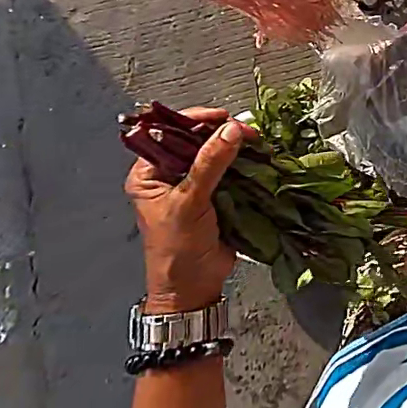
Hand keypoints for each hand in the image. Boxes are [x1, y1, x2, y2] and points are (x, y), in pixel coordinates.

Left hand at [124, 108, 252, 313]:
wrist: (194, 290)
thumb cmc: (177, 251)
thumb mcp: (189, 202)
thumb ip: (209, 164)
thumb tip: (231, 130)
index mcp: (149, 172)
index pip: (170, 134)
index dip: (195, 121)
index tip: (222, 117)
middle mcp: (168, 174)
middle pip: (195, 141)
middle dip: (220, 133)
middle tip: (244, 129)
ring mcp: (193, 185)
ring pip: (215, 155)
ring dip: (234, 148)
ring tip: (255, 140)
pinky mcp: (215, 197)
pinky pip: (229, 173)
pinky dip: (243, 165)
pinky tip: (258, 157)